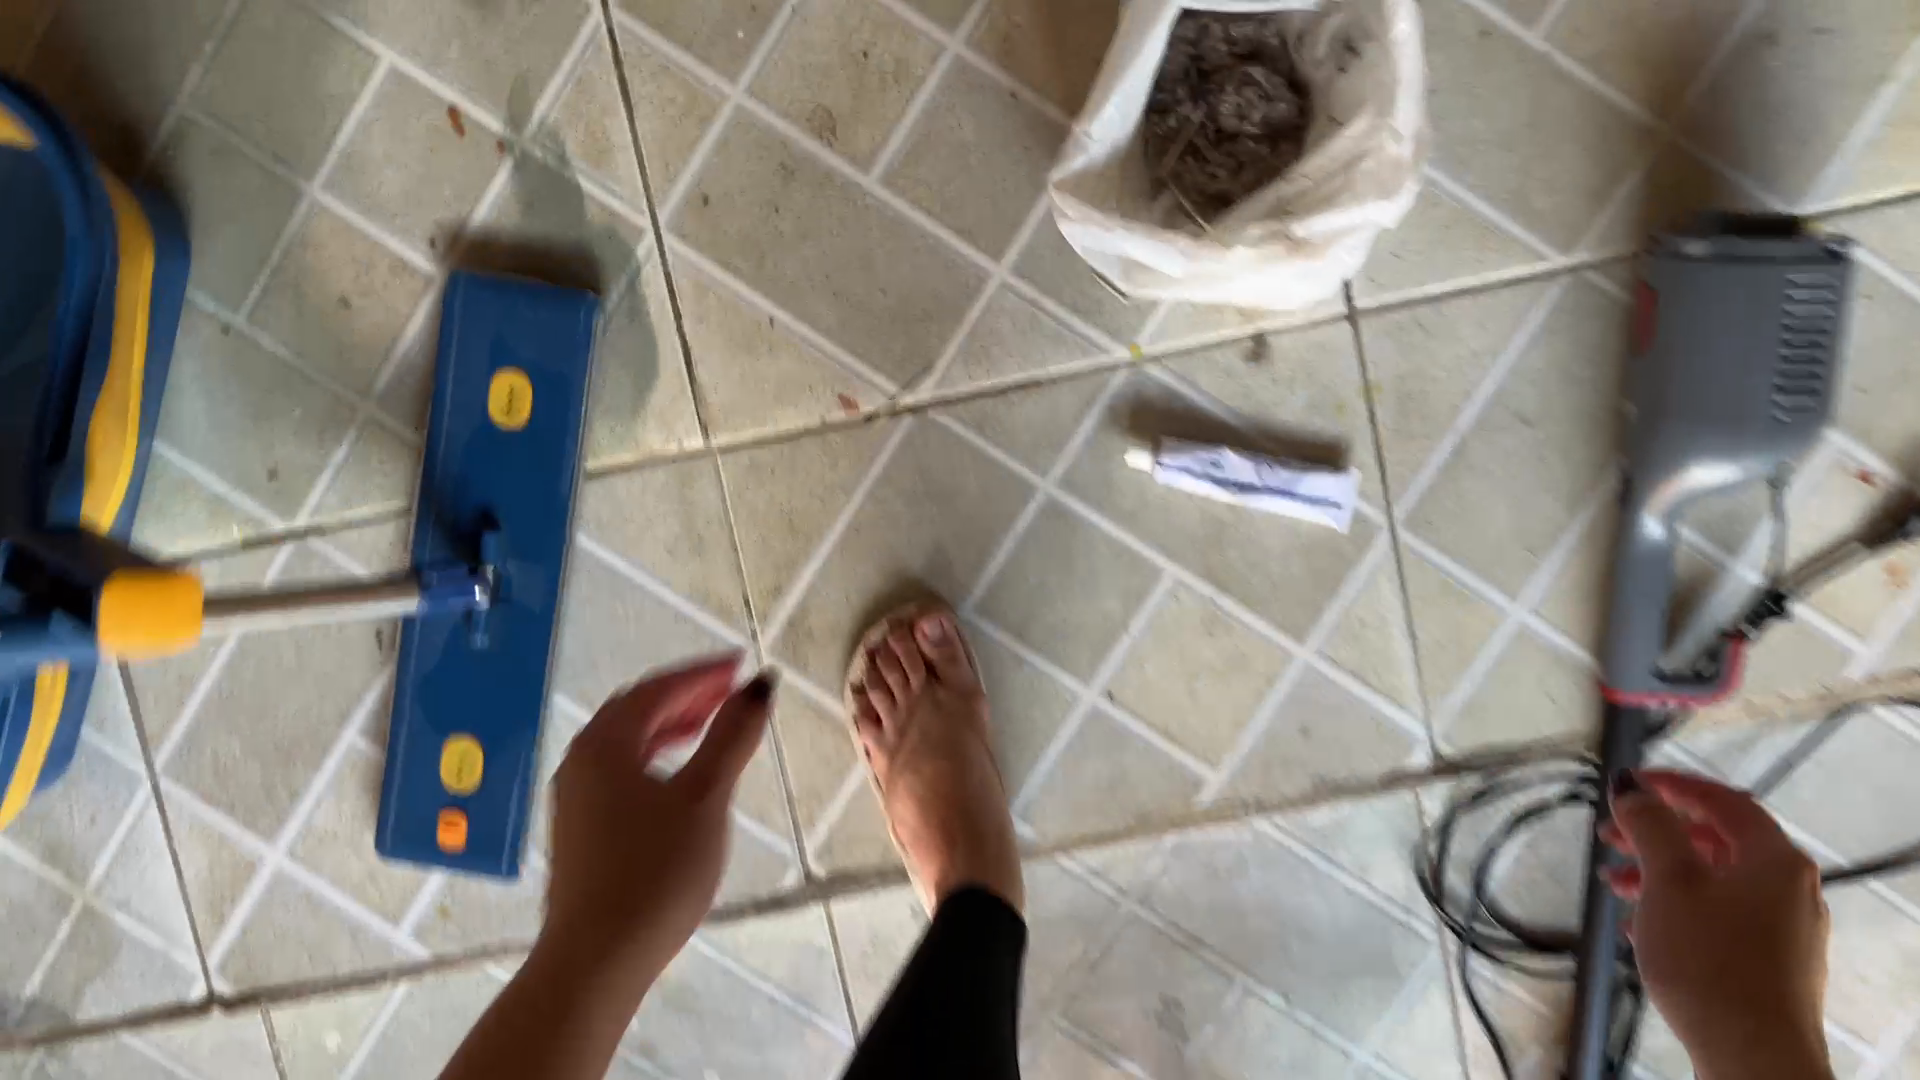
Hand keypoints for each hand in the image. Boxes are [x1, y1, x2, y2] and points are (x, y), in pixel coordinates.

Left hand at [539, 654, 774, 988]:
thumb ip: (732, 736)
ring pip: (628, 740)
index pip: (659, 689)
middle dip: (687, 694)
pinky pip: (622, 768)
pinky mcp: (581, 827)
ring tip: (713, 722)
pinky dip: (657, 753)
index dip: (704, 673)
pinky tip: (681, 773)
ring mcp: (576, 796)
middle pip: (638, 710)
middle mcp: (581, 760)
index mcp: (605, 744)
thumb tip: (760, 686)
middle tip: (731, 689)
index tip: (742, 663)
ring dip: (672, 723)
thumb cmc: (656, 870)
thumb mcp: (705, 796)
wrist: (597, 960)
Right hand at [1603, 769, 1832, 1079]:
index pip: (1723, 800)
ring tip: (1614, 883)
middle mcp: (1789, 888)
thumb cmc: (1707, 956)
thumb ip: (1648, 825)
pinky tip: (1641, 921)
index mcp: (1774, 861)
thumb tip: (1632, 785)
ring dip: (1658, 869)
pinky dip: (1676, 901)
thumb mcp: (1666, 879)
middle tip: (1609, 834)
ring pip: (1713, 876)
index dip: (1673, 784)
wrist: (1751, 1052)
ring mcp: (1784, 926)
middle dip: (1656, 831)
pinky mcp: (1771, 957)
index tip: (1627, 781)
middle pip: (1715, 838)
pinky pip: (1718, 909)